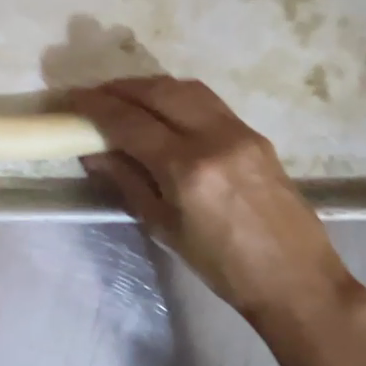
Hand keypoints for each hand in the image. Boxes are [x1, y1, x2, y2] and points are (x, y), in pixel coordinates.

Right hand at [73, 77, 363, 325]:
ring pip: (187, 89)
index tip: (72, 100)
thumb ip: (127, 182)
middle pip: (159, 92)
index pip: (130, 122)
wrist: (294, 278)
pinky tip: (163, 111)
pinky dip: (178, 97)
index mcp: (186, 168)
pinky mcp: (256, 136)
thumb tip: (93, 153)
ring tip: (125, 98)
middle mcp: (215, 138)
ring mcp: (240, 132)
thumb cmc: (220, 266)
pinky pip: (208, 102)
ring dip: (151, 87)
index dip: (96, 107)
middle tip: (94, 95)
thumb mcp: (163, 227)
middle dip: (122, 88)